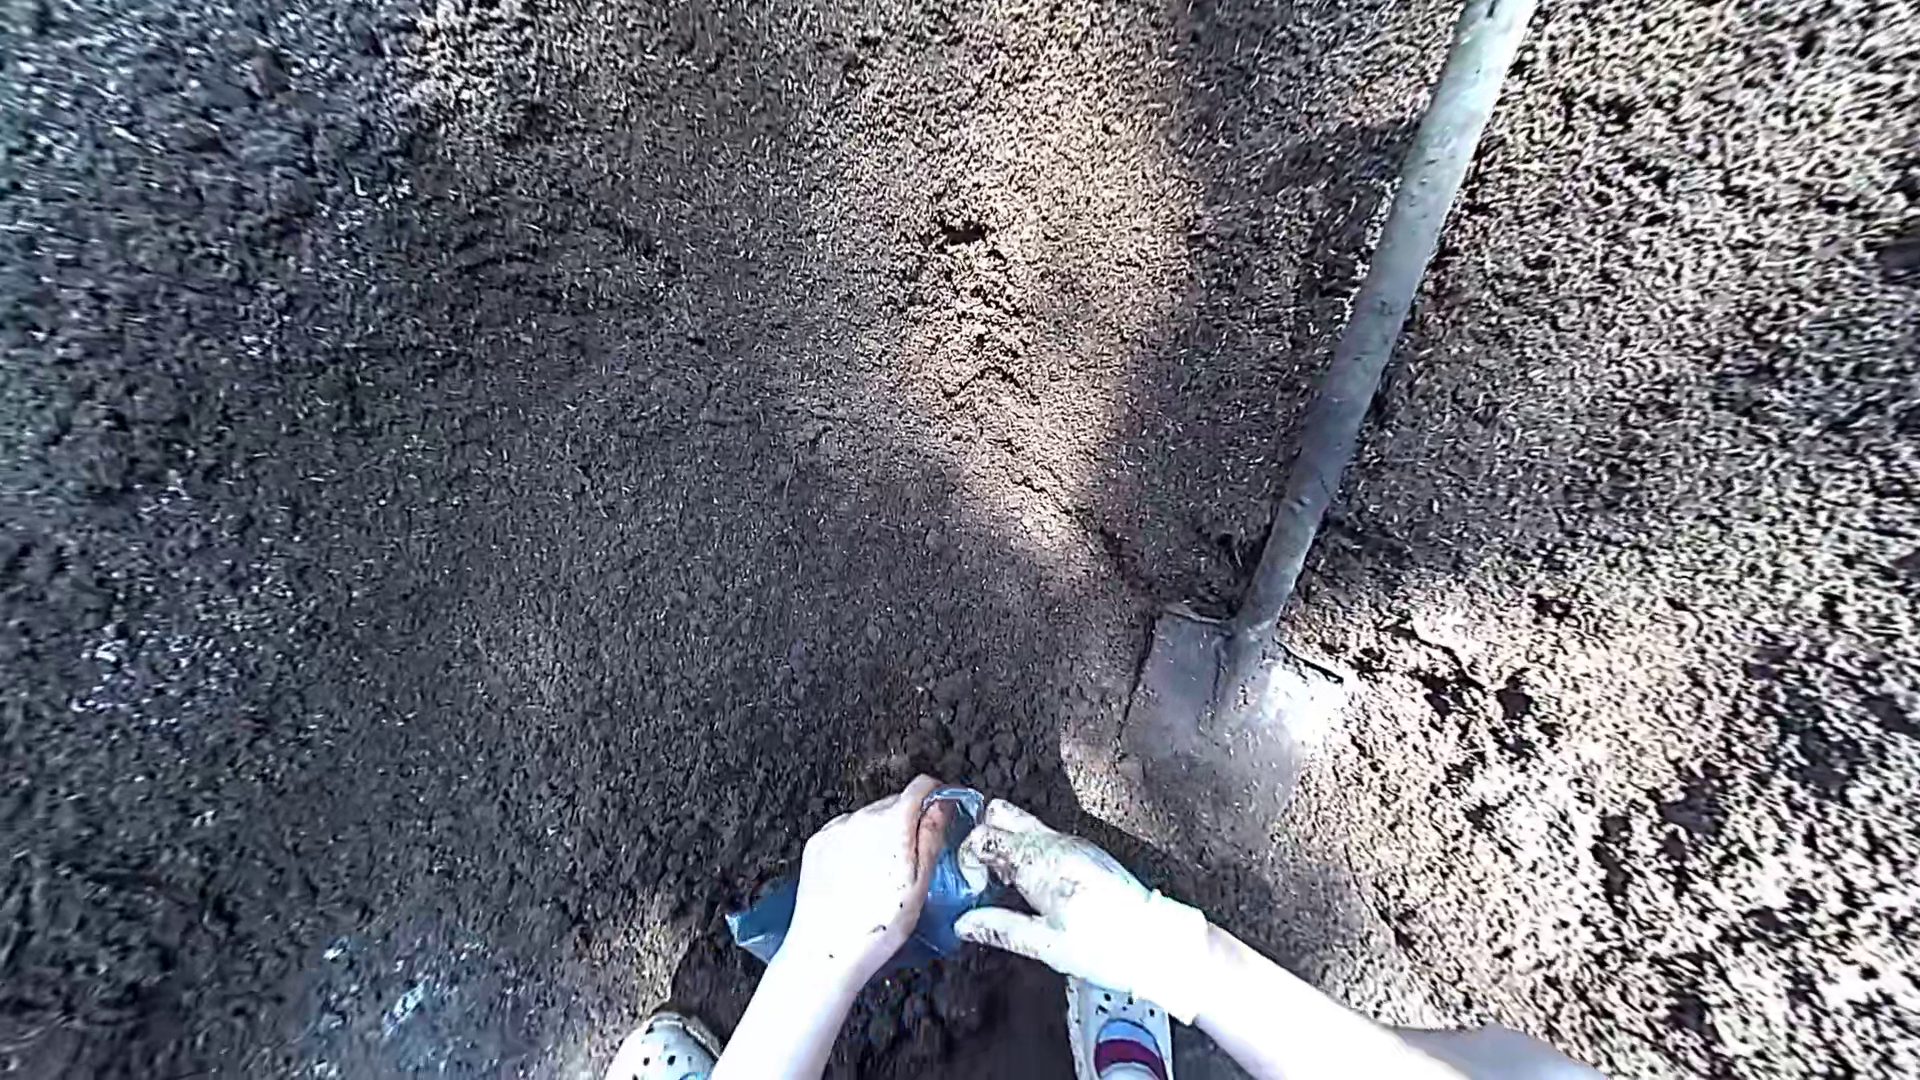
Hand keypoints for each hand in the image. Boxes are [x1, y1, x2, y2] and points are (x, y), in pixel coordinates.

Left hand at [781, 774, 952, 991]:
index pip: (921, 785)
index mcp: (893, 822)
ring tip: (880, 873)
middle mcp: (863, 817)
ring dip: (881, 831)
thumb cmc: (875, 927)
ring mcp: (838, 828)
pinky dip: (855, 842)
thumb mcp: (920, 883)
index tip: (941, 807)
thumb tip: (943, 804)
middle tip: (911, 856)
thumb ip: (933, 835)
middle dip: (908, 820)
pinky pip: (845, 830)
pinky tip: (857, 873)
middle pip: (896, 802)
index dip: (936, 794)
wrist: (823, 954)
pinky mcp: (818, 842)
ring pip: (870, 816)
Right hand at [954, 799, 1211, 1021]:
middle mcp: (1051, 841)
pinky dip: (1023, 848)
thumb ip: (1000, 928)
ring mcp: (1066, 840)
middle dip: (981, 835)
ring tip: (1004, 883)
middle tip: (982, 874)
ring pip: (1019, 820)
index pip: (983, 835)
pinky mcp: (1079, 847)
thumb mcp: (1046, 947)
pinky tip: (1029, 883)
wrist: (1155, 941)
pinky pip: (1040, 834)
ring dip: (1002, 842)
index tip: (971, 887)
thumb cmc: (1105, 947)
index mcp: (1037, 862)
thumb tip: (963, 922)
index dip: (967, 858)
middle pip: (998, 812)